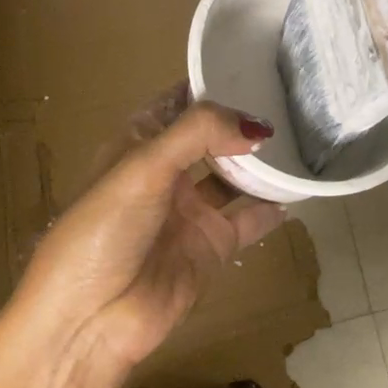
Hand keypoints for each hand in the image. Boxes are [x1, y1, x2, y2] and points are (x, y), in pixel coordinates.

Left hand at [18, 83, 286, 366]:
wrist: (88, 321)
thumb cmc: (104, 228)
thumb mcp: (145, 165)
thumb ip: (200, 133)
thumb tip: (257, 125)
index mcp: (139, 143)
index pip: (179, 102)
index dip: (211, 83)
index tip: (254, 66)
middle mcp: (166, 173)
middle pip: (212, 138)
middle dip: (243, 122)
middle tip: (289, 101)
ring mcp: (189, 212)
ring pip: (233, 177)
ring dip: (261, 163)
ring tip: (300, 141)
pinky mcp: (209, 249)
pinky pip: (247, 222)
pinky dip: (270, 209)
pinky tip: (298, 193)